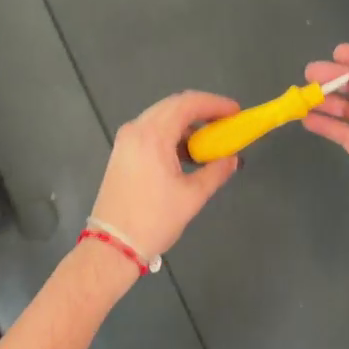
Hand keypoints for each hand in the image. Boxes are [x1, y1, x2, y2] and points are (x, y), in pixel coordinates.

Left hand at [89, 91, 243, 258]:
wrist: (113, 245)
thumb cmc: (154, 220)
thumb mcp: (192, 196)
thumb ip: (216, 172)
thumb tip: (232, 159)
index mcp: (153, 135)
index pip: (187, 104)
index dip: (215, 104)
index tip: (236, 112)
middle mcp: (136, 130)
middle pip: (173, 106)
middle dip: (202, 111)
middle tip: (226, 122)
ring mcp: (125, 141)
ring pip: (160, 119)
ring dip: (186, 125)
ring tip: (210, 141)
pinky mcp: (122, 153)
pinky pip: (150, 133)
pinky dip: (171, 136)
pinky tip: (187, 154)